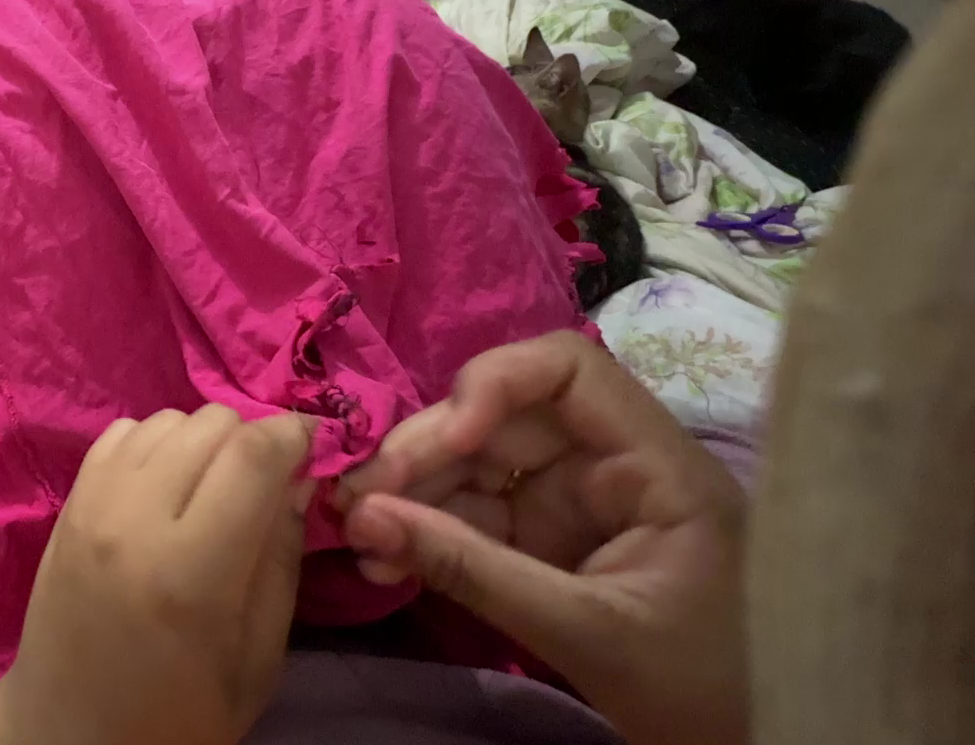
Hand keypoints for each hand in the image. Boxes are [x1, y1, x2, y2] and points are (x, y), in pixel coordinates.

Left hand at [0, 406, 312, 744]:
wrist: (68, 729)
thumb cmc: (176, 715)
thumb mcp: (256, 661)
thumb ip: (281, 559)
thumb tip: (298, 478)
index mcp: (190, 572)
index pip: (251, 457)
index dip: (292, 435)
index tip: (313, 443)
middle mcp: (135, 518)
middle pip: (210, 425)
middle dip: (252, 440)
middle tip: (264, 480)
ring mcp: (94, 502)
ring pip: (167, 418)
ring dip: (203, 438)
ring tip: (212, 484)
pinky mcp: (69, 498)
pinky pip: (122, 431)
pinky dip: (155, 441)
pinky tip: (165, 482)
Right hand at [334, 332, 748, 744]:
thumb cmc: (708, 695)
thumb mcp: (588, 634)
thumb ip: (471, 570)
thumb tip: (360, 518)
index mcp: (652, 466)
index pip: (567, 370)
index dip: (495, 382)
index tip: (451, 439)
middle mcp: (602, 462)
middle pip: (492, 418)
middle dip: (421, 452)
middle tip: (356, 497)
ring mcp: (563, 497)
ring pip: (463, 460)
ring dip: (404, 491)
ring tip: (358, 534)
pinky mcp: (534, 533)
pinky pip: (460, 508)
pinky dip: (415, 526)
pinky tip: (381, 554)